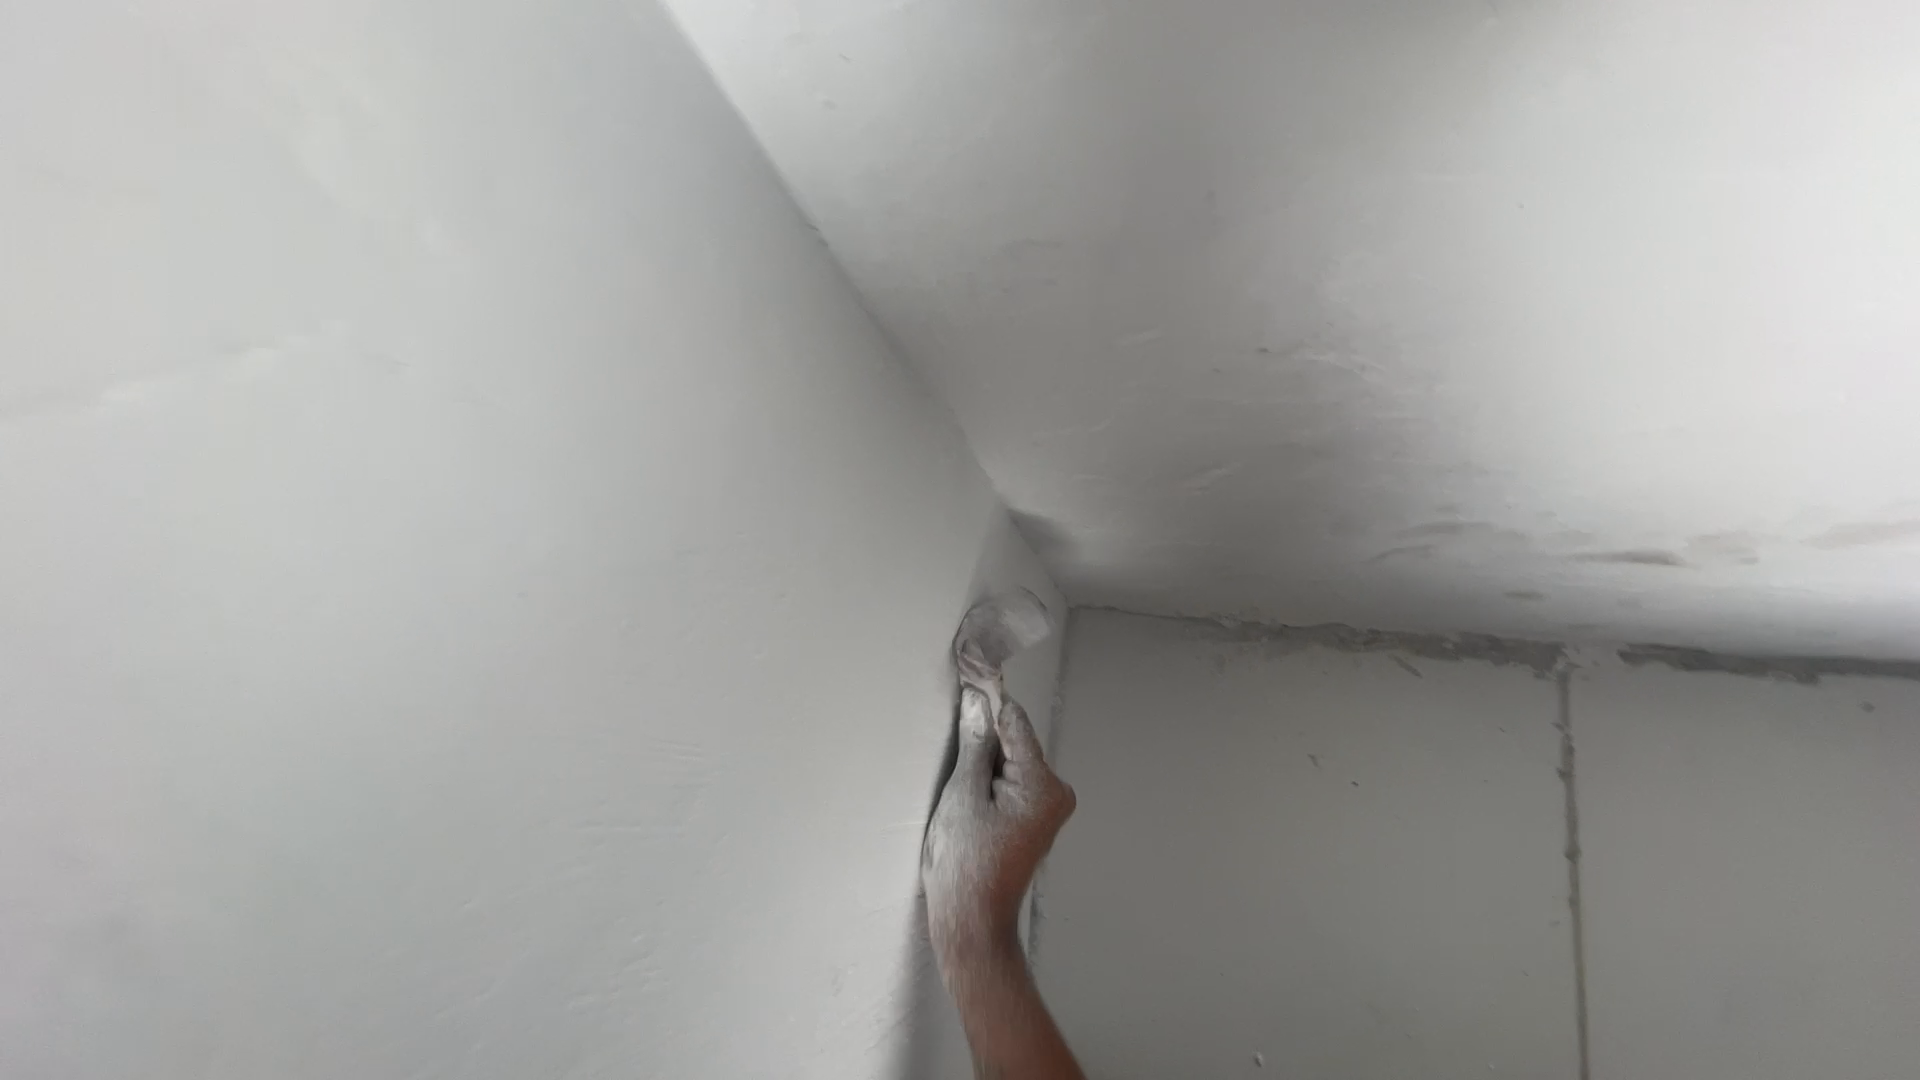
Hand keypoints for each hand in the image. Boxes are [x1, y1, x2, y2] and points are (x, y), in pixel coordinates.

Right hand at [922, 685, 1076, 958]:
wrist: (972, 922)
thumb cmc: (964, 862)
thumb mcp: (962, 795)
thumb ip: (974, 744)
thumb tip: (977, 698)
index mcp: (1043, 784)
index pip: (1014, 722)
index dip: (987, 700)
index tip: (965, 676)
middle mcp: (1056, 791)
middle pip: (1014, 740)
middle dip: (983, 739)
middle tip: (953, 753)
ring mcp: (1049, 805)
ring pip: (1011, 760)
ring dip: (985, 761)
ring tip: (960, 787)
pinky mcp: (1037, 816)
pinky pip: (1012, 779)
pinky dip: (990, 778)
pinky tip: (971, 797)